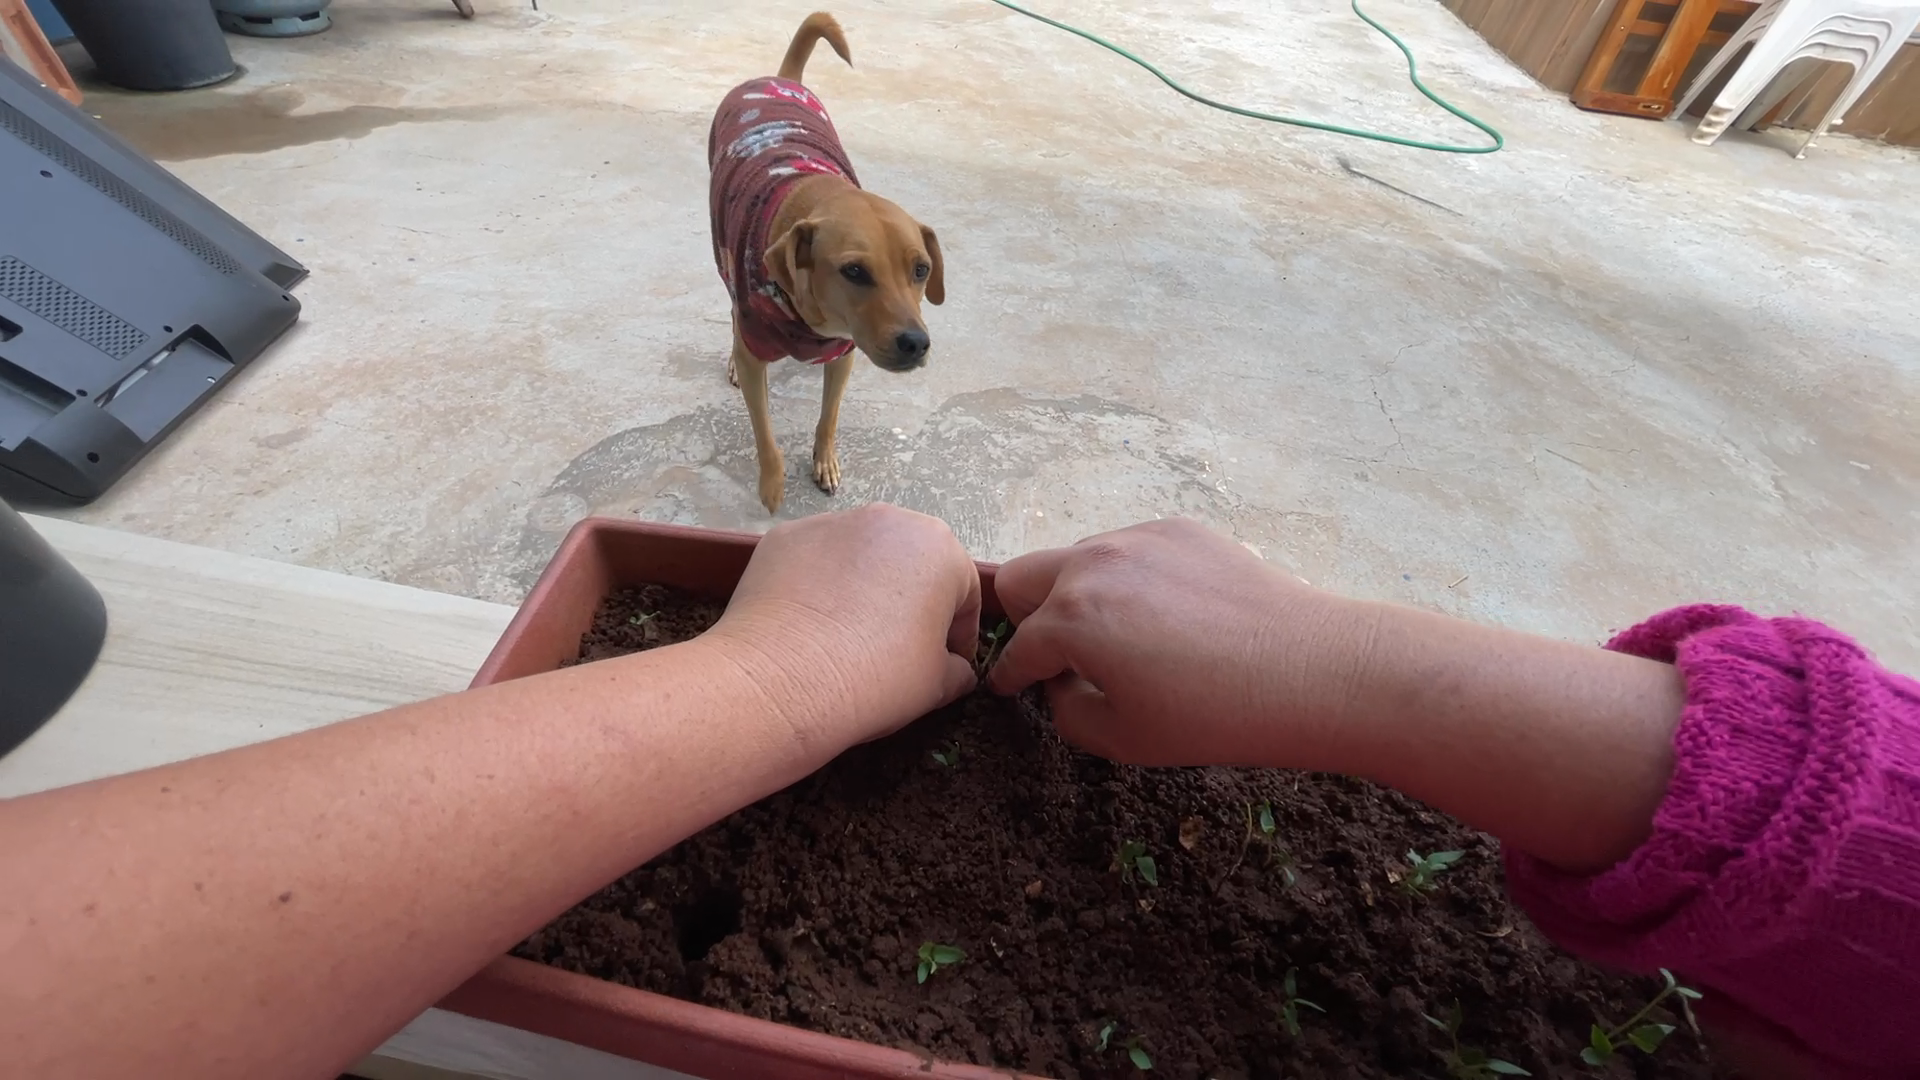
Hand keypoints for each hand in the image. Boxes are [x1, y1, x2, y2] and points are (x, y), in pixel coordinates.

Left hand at [709, 504, 980, 751]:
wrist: (781, 680)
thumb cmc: (875, 678)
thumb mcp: (937, 685)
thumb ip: (959, 670)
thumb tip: (957, 670)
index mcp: (939, 548)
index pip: (964, 593)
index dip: (959, 634)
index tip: (948, 663)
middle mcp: (890, 519)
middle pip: (913, 563)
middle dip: (913, 601)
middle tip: (900, 647)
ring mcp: (834, 521)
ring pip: (863, 556)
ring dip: (866, 587)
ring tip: (849, 633)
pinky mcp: (787, 535)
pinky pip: (816, 559)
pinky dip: (819, 584)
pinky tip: (810, 622)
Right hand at [987, 518, 1368, 766]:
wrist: (1312, 671)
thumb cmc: (1212, 716)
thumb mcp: (1121, 738)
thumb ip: (1065, 711)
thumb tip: (1060, 684)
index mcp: (1071, 617)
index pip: (1018, 650)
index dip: (1009, 677)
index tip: (1010, 686)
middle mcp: (1092, 564)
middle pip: (1020, 578)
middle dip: (1025, 618)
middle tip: (1057, 653)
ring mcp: (1135, 538)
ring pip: (1075, 560)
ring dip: (1077, 596)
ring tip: (1123, 633)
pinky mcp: (1175, 528)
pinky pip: (1127, 551)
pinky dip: (1126, 580)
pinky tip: (1169, 613)